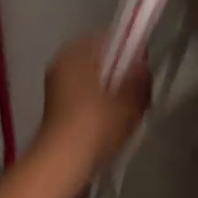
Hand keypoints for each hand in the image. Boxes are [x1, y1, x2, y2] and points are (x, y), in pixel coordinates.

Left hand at [35, 33, 149, 168]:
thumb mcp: (131, 99)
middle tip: (137, 92)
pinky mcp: (54, 108)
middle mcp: (61, 62)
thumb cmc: (98, 122)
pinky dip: (96, 105)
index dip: (130, 51)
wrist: (65, 160)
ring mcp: (54, 85)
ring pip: (90, 79)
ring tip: (125, 111)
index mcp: (77, 51)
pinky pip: (82, 97)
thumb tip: (141, 67)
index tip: (143, 70)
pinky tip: (110, 123)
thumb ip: (140, 78)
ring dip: (108, 90)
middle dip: (118, 73)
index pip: (109, 38)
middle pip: (98, 60)